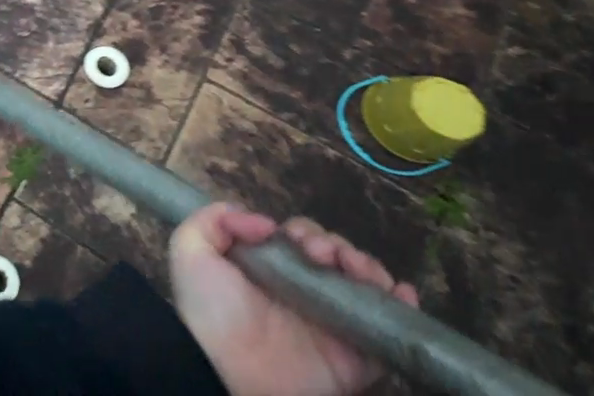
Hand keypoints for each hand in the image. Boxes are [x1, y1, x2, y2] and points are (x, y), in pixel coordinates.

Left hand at [168, 203, 419, 395]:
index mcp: (267, 268)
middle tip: (327, 257)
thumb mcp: (191, 253)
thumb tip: (264, 221)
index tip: (300, 241)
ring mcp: (333, 321)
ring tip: (359, 271)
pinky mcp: (359, 354)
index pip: (297, 238)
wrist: (235, 372)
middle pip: (333, 254)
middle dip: (336, 245)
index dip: (304, 232)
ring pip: (363, 282)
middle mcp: (302, 291)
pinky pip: (389, 325)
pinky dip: (402, 303)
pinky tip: (400, 292)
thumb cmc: (212, 309)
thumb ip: (213, 220)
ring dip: (368, 266)